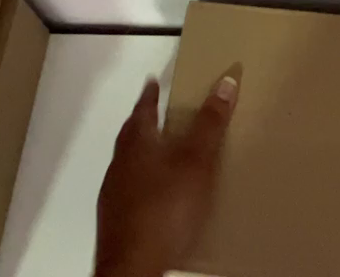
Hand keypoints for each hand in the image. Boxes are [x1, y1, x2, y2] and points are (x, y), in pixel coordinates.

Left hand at [94, 74, 237, 276]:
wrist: (133, 267)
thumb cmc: (166, 206)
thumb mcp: (196, 162)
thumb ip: (210, 124)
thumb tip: (226, 80)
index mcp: (137, 142)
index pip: (143, 108)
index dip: (151, 93)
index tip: (153, 81)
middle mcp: (120, 162)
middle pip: (131, 134)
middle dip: (145, 121)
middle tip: (161, 114)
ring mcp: (113, 193)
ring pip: (128, 162)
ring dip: (144, 153)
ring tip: (163, 154)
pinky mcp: (115, 221)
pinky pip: (130, 189)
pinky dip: (143, 182)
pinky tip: (157, 194)